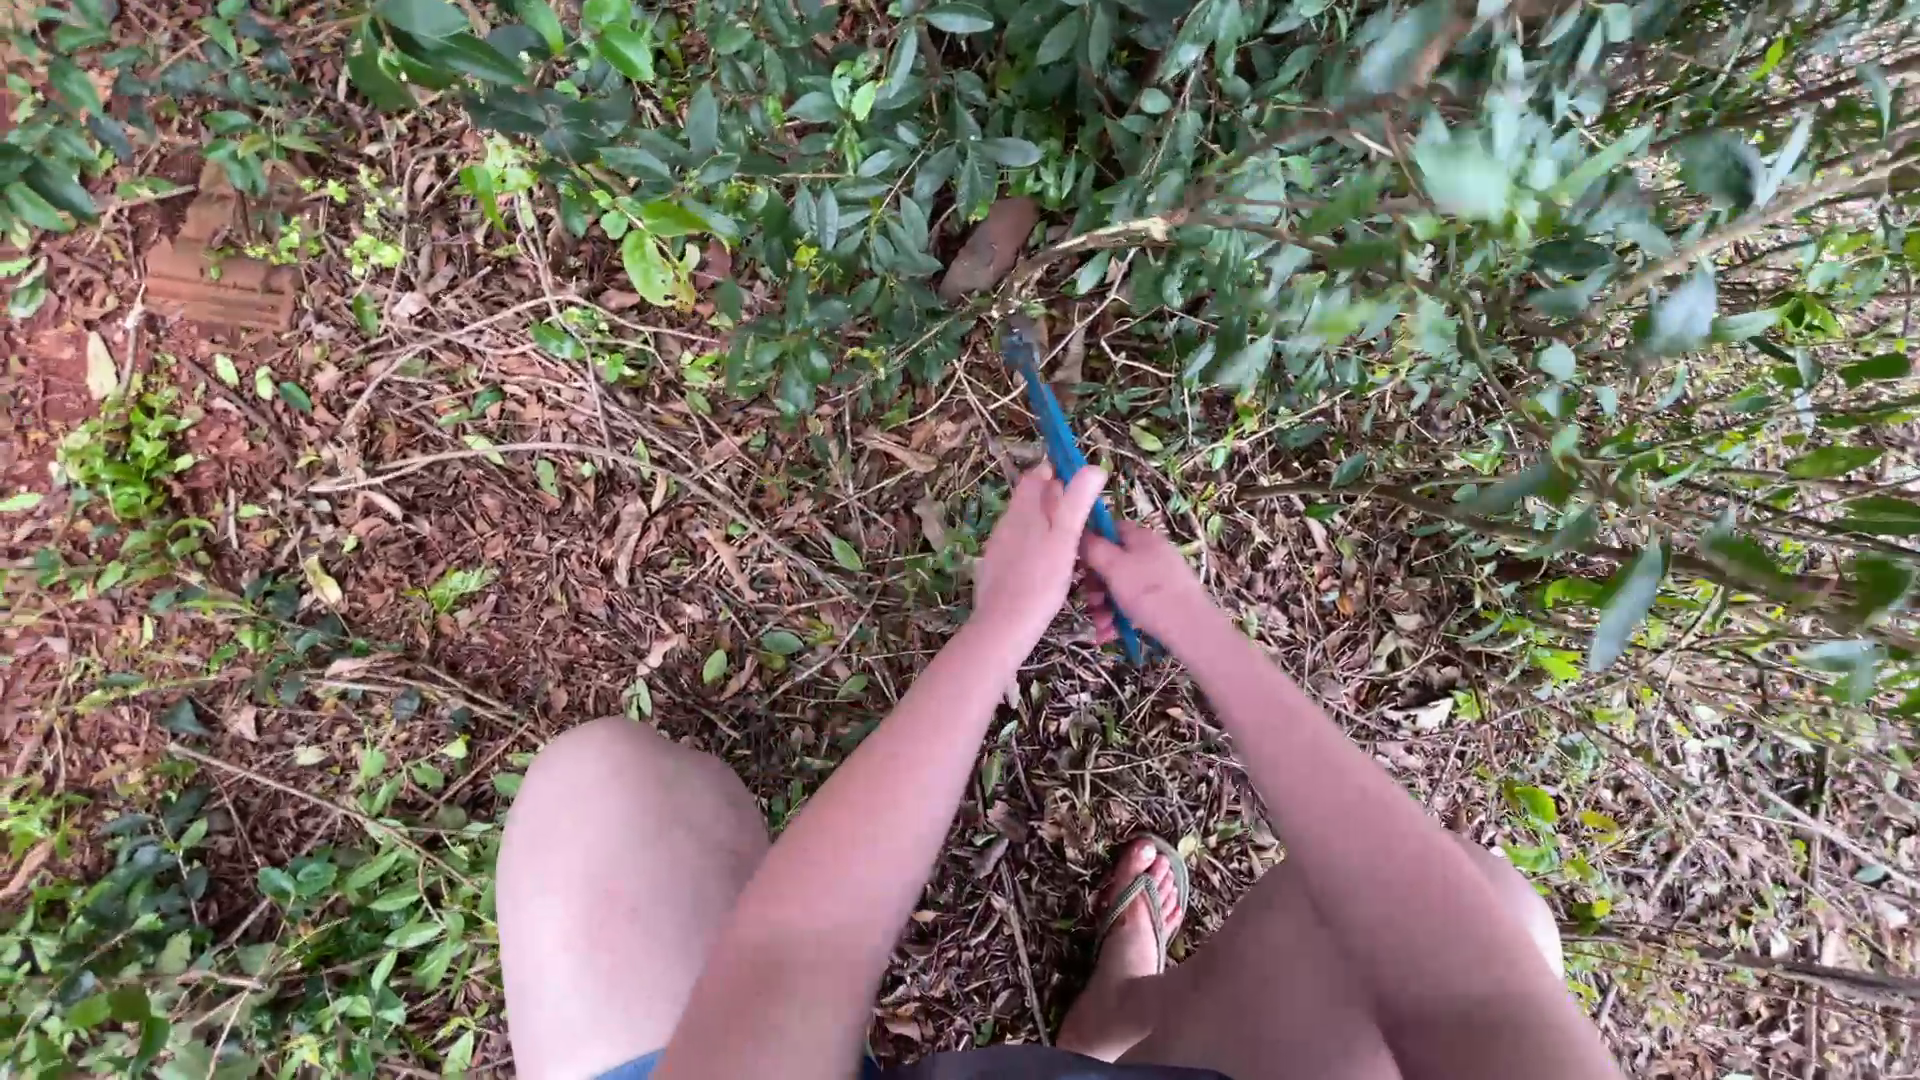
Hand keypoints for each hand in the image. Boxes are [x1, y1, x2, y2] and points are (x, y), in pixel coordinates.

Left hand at [974, 464, 1107, 644]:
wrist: (1005, 624)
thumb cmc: (1041, 580)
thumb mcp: (1065, 538)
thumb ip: (1076, 502)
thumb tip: (1093, 468)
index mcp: (1022, 511)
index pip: (1034, 477)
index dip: (1053, 474)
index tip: (1075, 484)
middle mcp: (1005, 523)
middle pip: (1028, 501)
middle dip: (1050, 501)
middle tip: (1077, 514)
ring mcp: (997, 547)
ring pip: (1022, 525)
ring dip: (1042, 525)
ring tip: (1066, 541)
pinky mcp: (995, 568)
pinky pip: (1016, 548)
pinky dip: (1033, 547)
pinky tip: (1045, 566)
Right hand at [1081, 522, 1220, 646]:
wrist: (1190, 628)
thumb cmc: (1147, 591)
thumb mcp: (1112, 566)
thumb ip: (1092, 547)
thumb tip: (1079, 533)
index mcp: (1141, 537)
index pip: (1110, 529)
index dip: (1091, 544)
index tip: (1079, 564)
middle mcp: (1151, 553)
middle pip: (1112, 562)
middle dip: (1095, 586)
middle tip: (1092, 602)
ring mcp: (1159, 577)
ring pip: (1120, 587)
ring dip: (1104, 606)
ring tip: (1101, 626)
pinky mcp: (1164, 600)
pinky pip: (1134, 603)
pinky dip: (1119, 617)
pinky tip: (1110, 633)